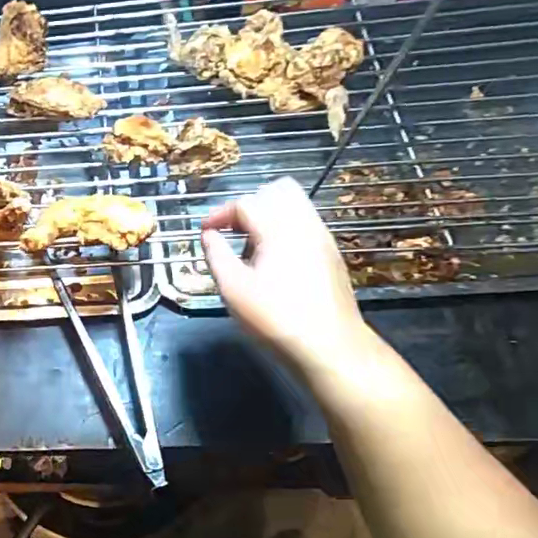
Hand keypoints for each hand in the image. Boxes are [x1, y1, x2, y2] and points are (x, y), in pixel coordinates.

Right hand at [201, 178, 384, 378]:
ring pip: (295, 205)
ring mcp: (323, 238)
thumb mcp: (233, 289)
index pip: (245, 203)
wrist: (329, 347)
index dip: (219, 213)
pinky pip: (305, 224)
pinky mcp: (331, 254)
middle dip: (249, 204)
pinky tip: (273, 262)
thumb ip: (216, 256)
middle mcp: (305, 224)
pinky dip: (284, 229)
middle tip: (231, 230)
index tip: (205, 232)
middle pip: (277, 190)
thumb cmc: (275, 318)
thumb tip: (209, 236)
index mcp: (279, 228)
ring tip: (250, 247)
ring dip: (268, 216)